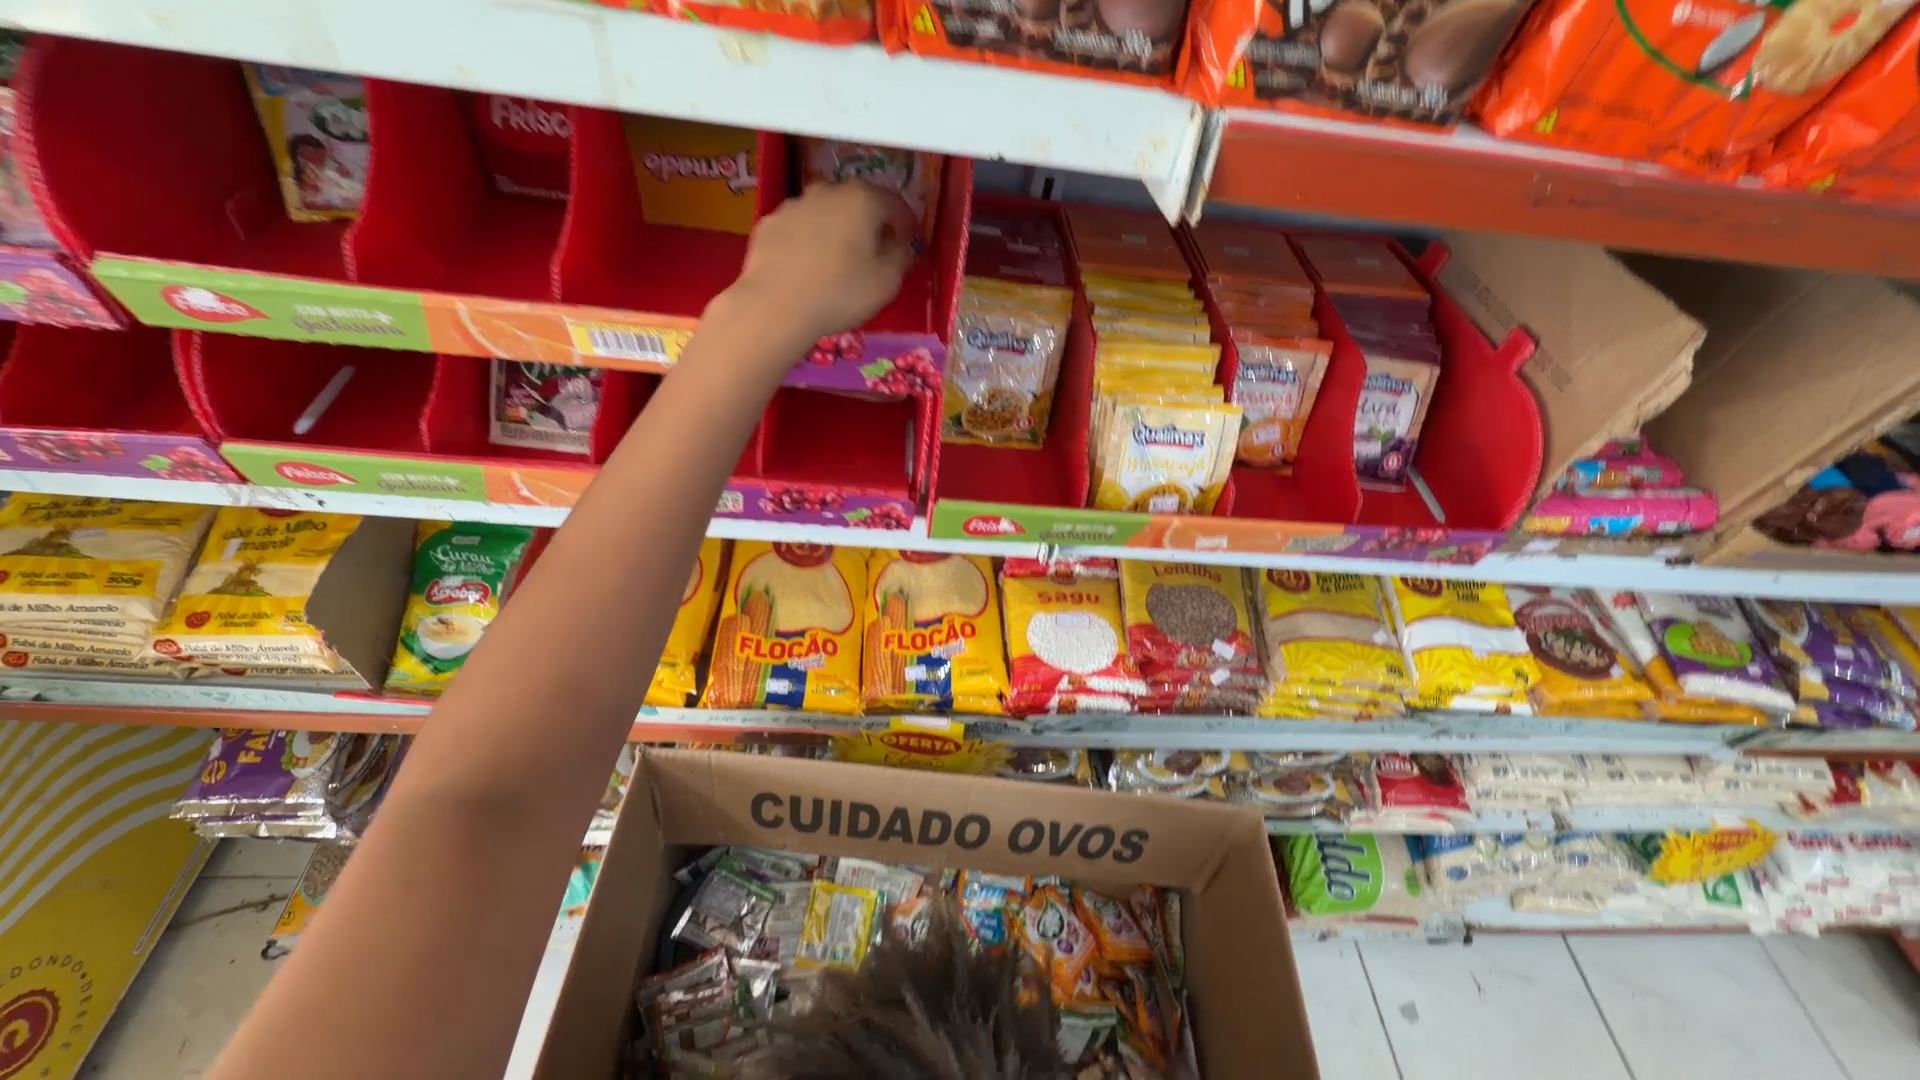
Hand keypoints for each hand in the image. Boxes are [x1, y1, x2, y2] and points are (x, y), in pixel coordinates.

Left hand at [722, 180, 917, 346]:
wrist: (774, 307)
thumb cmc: (840, 293)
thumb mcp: (887, 282)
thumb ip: (901, 256)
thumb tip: (901, 245)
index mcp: (863, 199)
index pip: (895, 203)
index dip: (906, 223)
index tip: (908, 241)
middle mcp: (827, 191)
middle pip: (857, 202)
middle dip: (869, 223)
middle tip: (874, 250)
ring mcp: (793, 204)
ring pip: (824, 212)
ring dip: (835, 229)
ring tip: (837, 259)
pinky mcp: (768, 223)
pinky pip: (798, 228)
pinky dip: (806, 240)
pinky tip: (806, 265)